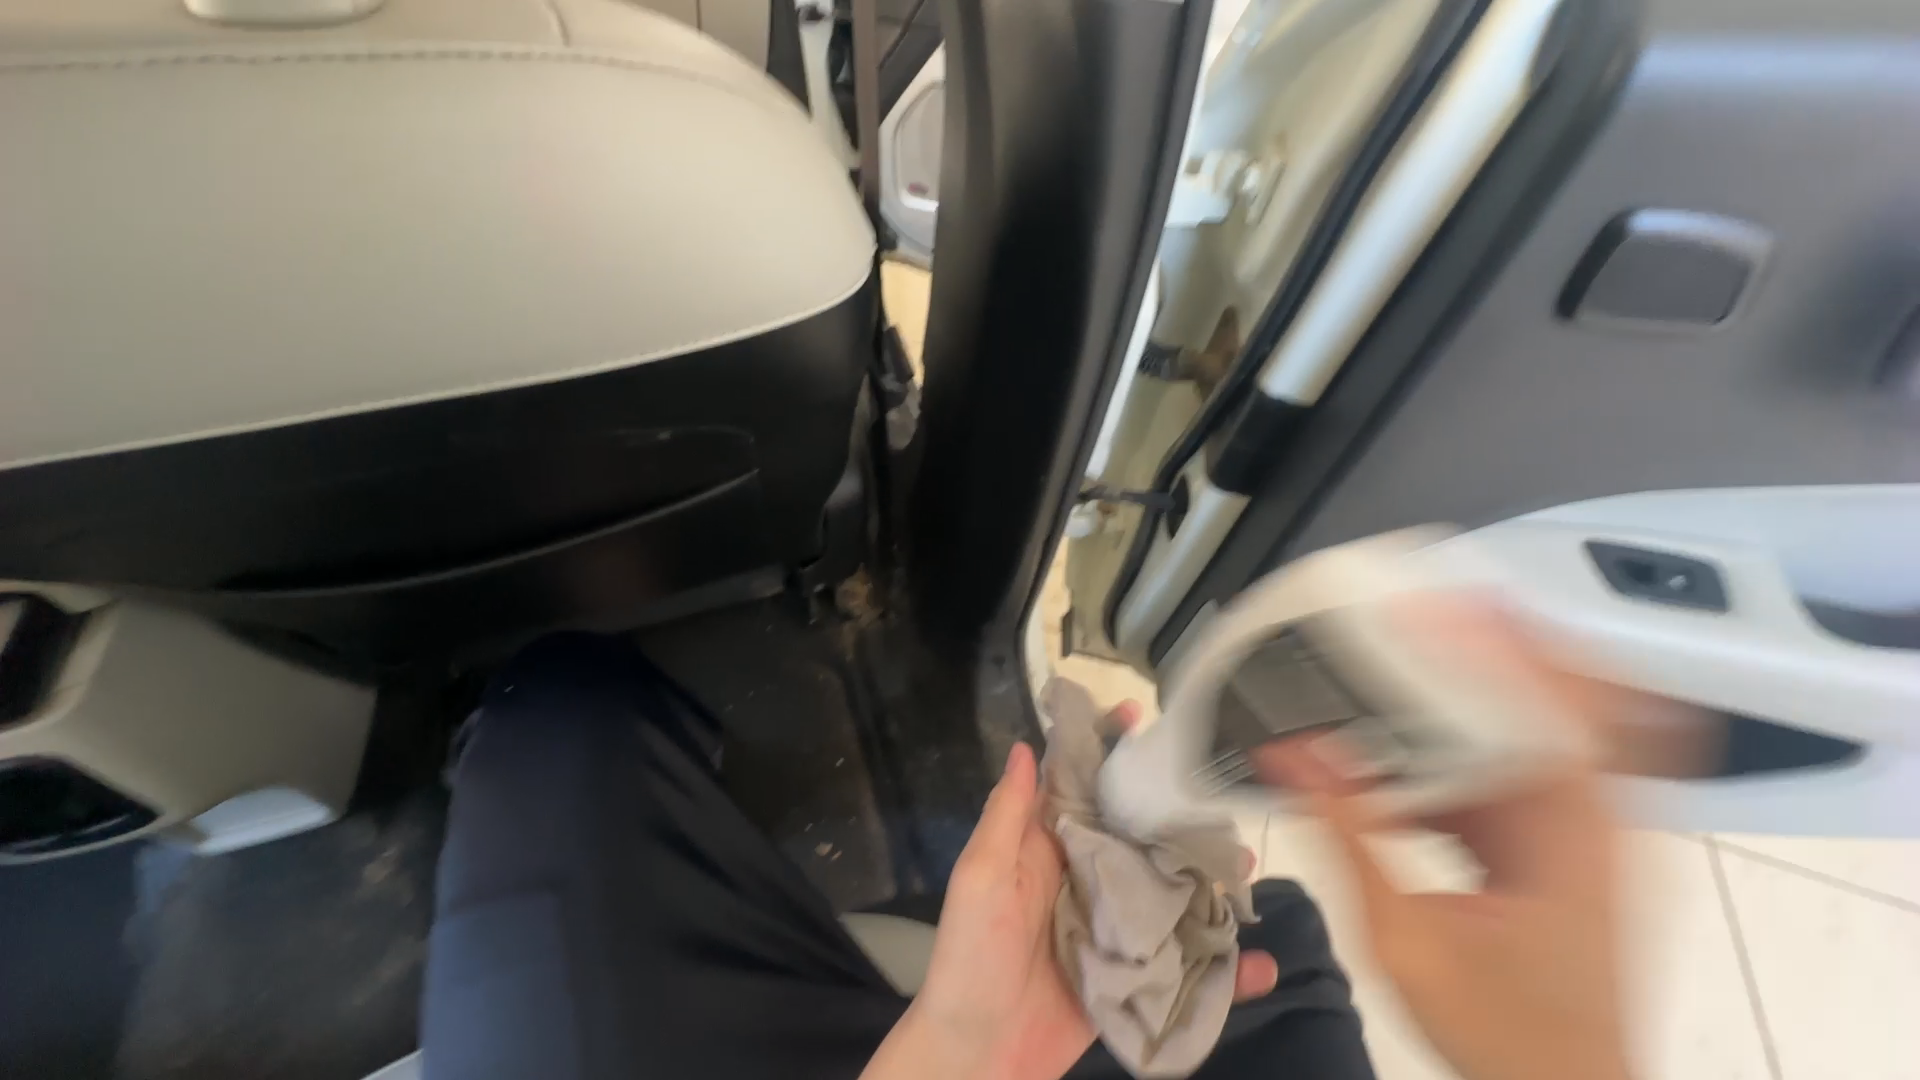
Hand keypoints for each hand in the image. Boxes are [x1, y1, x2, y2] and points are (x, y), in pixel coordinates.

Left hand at [864, 704, 1277, 1079]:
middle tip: (1216, 792)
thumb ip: (1006, 814)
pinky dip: (1218, 963)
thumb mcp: (980, 876)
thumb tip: (1024, 747)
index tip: (1140, 717)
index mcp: (1046, 844)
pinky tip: (1256, 962)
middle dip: (1171, 810)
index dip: (1105, 747)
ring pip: (1164, 886)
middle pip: (1133, 830)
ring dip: (1203, 876)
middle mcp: (1082, 873)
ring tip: (1246, 863)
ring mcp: (1110, 922)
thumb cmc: (970, 955)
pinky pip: (1178, 958)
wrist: (978, 1052)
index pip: (1078, 783)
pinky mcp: (1129, 971)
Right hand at [1257, 598, 1634, 1079]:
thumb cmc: (1500, 1032)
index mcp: (1574, 835)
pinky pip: (1506, 771)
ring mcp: (1579, 832)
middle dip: (1495, 647)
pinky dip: (1457, 746)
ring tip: (1399, 656)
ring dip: (1469, 693)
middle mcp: (1593, 819)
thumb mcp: (1405, 935)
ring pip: (1528, 732)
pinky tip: (1401, 741)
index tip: (1452, 597)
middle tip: (1422, 608)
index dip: (1513, 646)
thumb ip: (1349, 834)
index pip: (1560, 709)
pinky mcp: (1555, 846)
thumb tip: (1292, 754)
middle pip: (1557, 702)